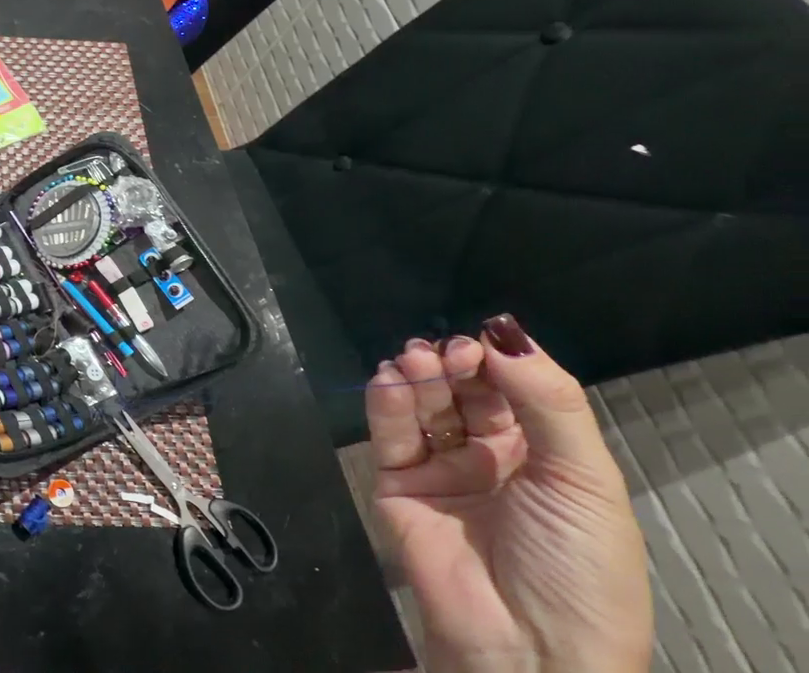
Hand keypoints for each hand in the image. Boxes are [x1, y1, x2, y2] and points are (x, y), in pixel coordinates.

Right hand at [366, 315, 651, 672]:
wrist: (525, 645)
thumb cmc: (575, 564)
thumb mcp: (584, 479)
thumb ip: (547, 400)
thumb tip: (504, 329)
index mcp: (547, 456)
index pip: (515, 388)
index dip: (498, 360)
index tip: (483, 344)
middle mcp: (492, 457)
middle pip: (465, 390)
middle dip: (455, 363)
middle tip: (448, 354)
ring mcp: (441, 470)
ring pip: (423, 405)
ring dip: (418, 376)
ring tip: (416, 361)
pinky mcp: (397, 484)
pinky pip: (389, 434)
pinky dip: (386, 402)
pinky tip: (391, 381)